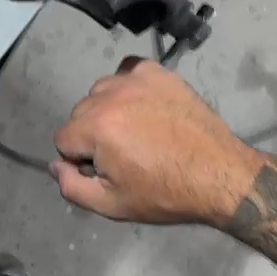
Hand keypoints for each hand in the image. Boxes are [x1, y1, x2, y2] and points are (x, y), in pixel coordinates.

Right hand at [50, 58, 260, 225]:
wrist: (220, 176)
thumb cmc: (165, 194)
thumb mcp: (112, 204)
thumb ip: (71, 187)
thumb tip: (55, 166)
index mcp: (96, 127)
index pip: (62, 139)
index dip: (78, 160)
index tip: (105, 171)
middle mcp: (111, 96)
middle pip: (79, 114)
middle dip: (91, 135)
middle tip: (123, 155)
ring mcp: (137, 80)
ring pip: (100, 92)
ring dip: (108, 110)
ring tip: (136, 131)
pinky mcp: (159, 74)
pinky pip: (127, 71)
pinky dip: (128, 86)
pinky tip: (144, 107)